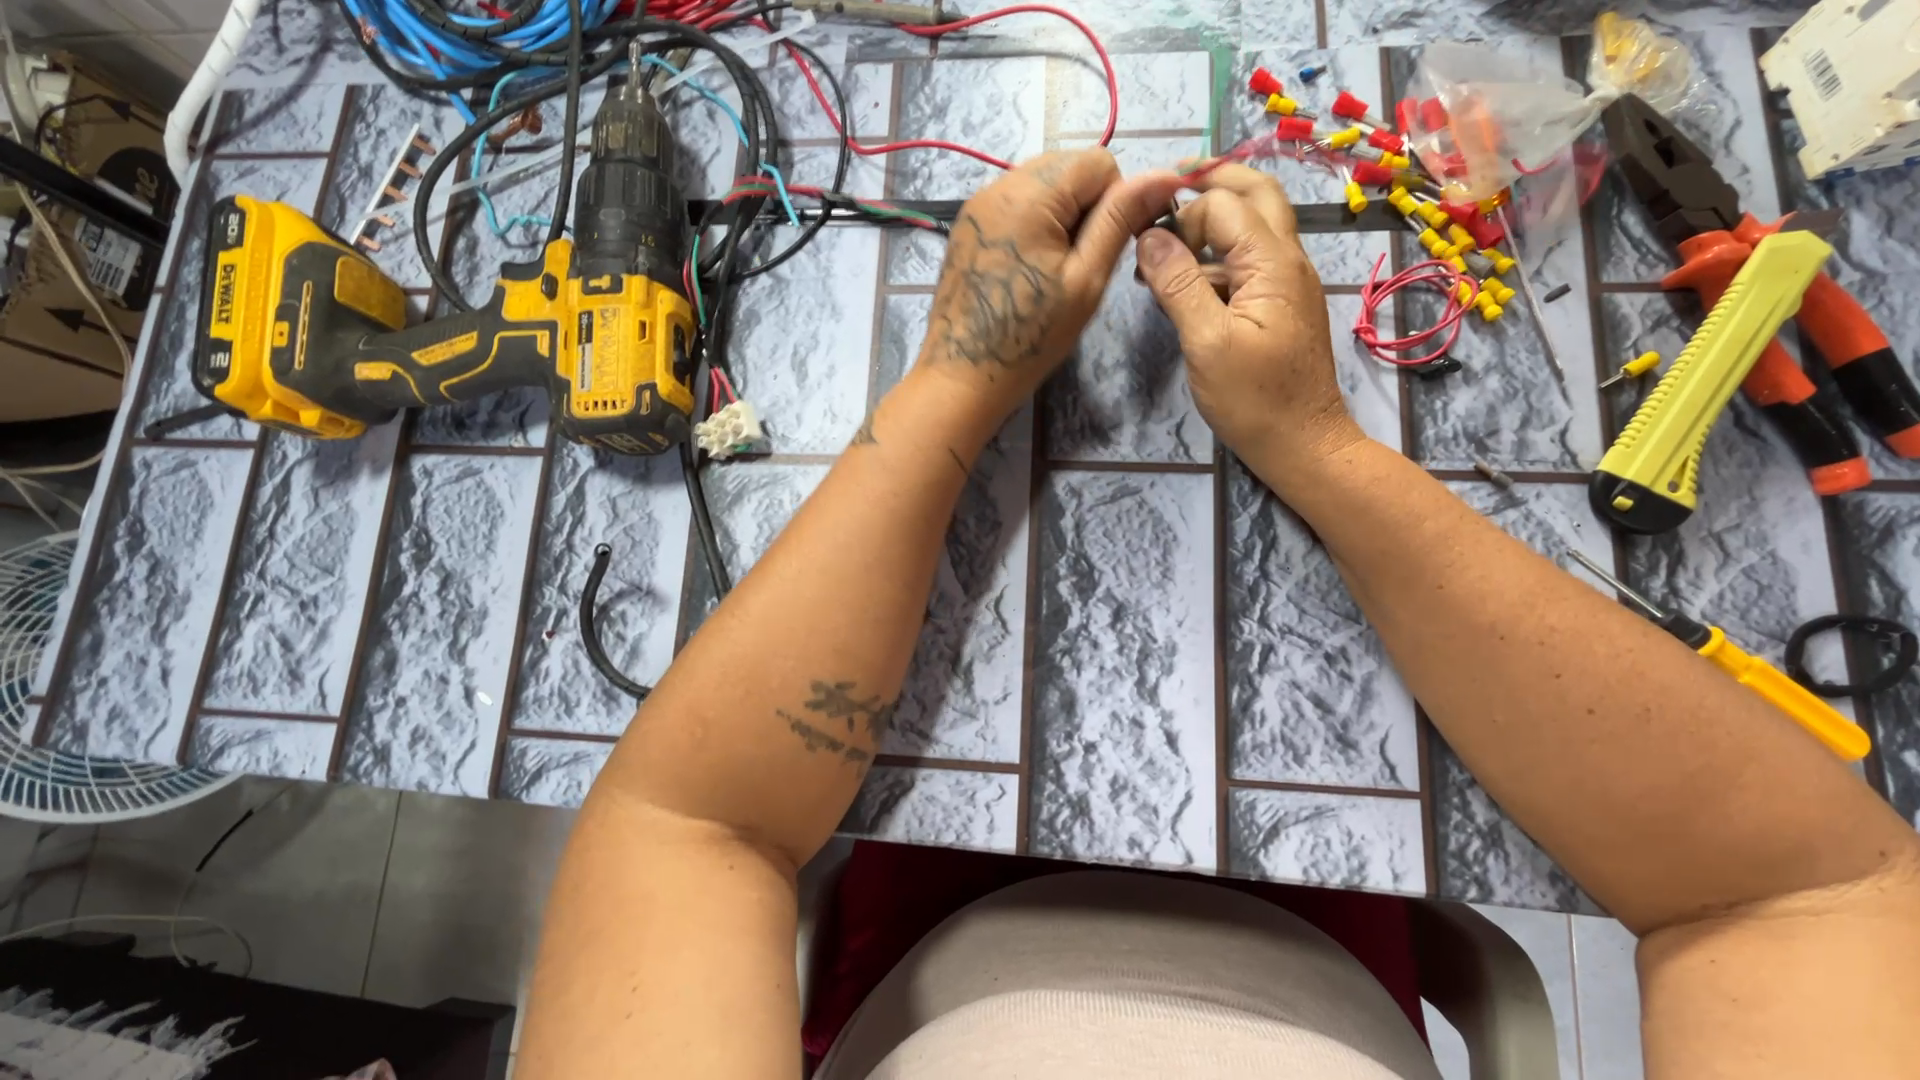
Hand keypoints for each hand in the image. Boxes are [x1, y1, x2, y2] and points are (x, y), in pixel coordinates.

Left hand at [917, 148, 1185, 423]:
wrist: (963, 376)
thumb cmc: (1031, 337)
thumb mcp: (1086, 279)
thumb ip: (1121, 220)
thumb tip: (1166, 174)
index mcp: (1029, 194)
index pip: (1099, 162)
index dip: (1118, 200)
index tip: (1109, 248)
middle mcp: (998, 186)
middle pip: (1068, 167)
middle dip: (1088, 205)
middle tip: (1082, 263)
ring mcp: (978, 204)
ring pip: (1043, 184)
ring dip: (1062, 215)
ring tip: (1056, 270)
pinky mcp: (969, 226)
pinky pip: (1016, 204)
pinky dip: (1035, 224)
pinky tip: (1031, 270)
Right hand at [1132, 165, 1362, 469]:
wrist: (1303, 443)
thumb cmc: (1253, 399)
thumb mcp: (1206, 343)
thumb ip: (1178, 286)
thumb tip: (1149, 238)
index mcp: (1271, 263)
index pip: (1222, 205)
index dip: (1180, 217)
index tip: (1146, 249)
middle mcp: (1288, 260)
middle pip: (1255, 194)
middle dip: (1210, 185)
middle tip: (1165, 195)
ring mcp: (1288, 282)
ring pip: (1254, 226)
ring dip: (1211, 223)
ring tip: (1164, 251)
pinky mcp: (1281, 304)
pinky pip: (1251, 261)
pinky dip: (1219, 258)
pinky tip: (1187, 286)